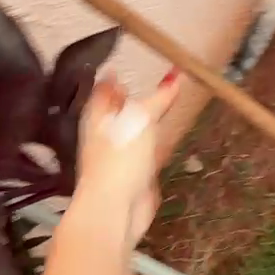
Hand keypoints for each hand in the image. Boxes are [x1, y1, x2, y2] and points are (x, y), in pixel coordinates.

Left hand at [71, 69, 180, 248]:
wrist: (115, 209)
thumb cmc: (120, 158)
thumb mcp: (141, 119)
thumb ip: (159, 99)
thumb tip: (175, 75)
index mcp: (98, 118)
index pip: (102, 91)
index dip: (110, 79)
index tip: (121, 66)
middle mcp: (105, 135)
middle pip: (116, 112)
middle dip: (126, 99)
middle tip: (143, 82)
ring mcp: (119, 156)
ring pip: (133, 132)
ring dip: (144, 121)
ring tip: (162, 104)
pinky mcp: (135, 175)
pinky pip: (147, 152)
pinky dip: (155, 143)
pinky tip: (167, 137)